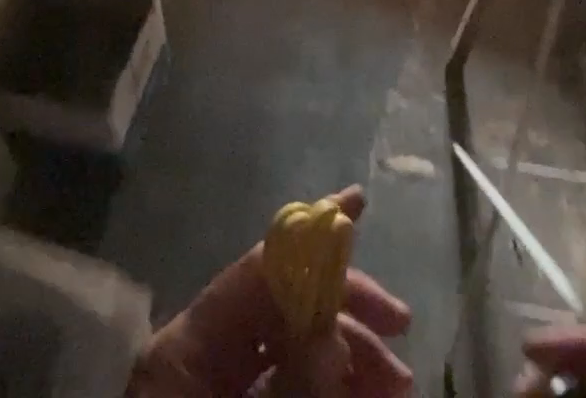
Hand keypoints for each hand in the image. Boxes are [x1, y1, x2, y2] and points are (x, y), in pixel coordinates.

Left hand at [127, 186, 413, 397]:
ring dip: (349, 361)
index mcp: (183, 352)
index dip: (310, 236)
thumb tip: (331, 332)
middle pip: (282, 306)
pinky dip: (330, 387)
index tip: (358, 207)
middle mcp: (196, 358)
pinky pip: (286, 384)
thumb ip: (298, 388)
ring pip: (292, 349)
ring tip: (396, 391)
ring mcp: (211, 388)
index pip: (256, 271)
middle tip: (402, 335)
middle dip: (347, 318)